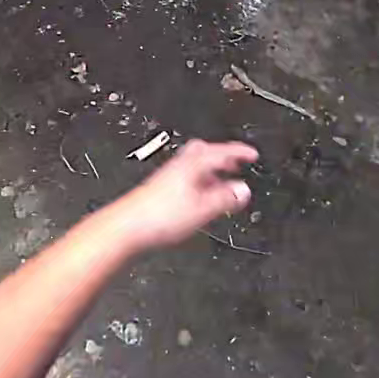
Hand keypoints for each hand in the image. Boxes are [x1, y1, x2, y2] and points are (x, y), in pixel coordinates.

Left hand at [98, 140, 258, 253]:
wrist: (127, 226)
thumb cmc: (160, 215)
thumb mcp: (202, 209)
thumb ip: (224, 199)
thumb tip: (243, 190)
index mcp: (193, 165)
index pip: (221, 151)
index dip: (239, 151)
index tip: (251, 153)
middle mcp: (180, 165)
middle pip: (205, 151)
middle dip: (222, 156)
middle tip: (236, 164)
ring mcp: (169, 174)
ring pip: (195, 163)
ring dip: (211, 169)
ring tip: (223, 182)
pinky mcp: (162, 186)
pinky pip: (187, 175)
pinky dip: (200, 180)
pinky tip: (201, 195)